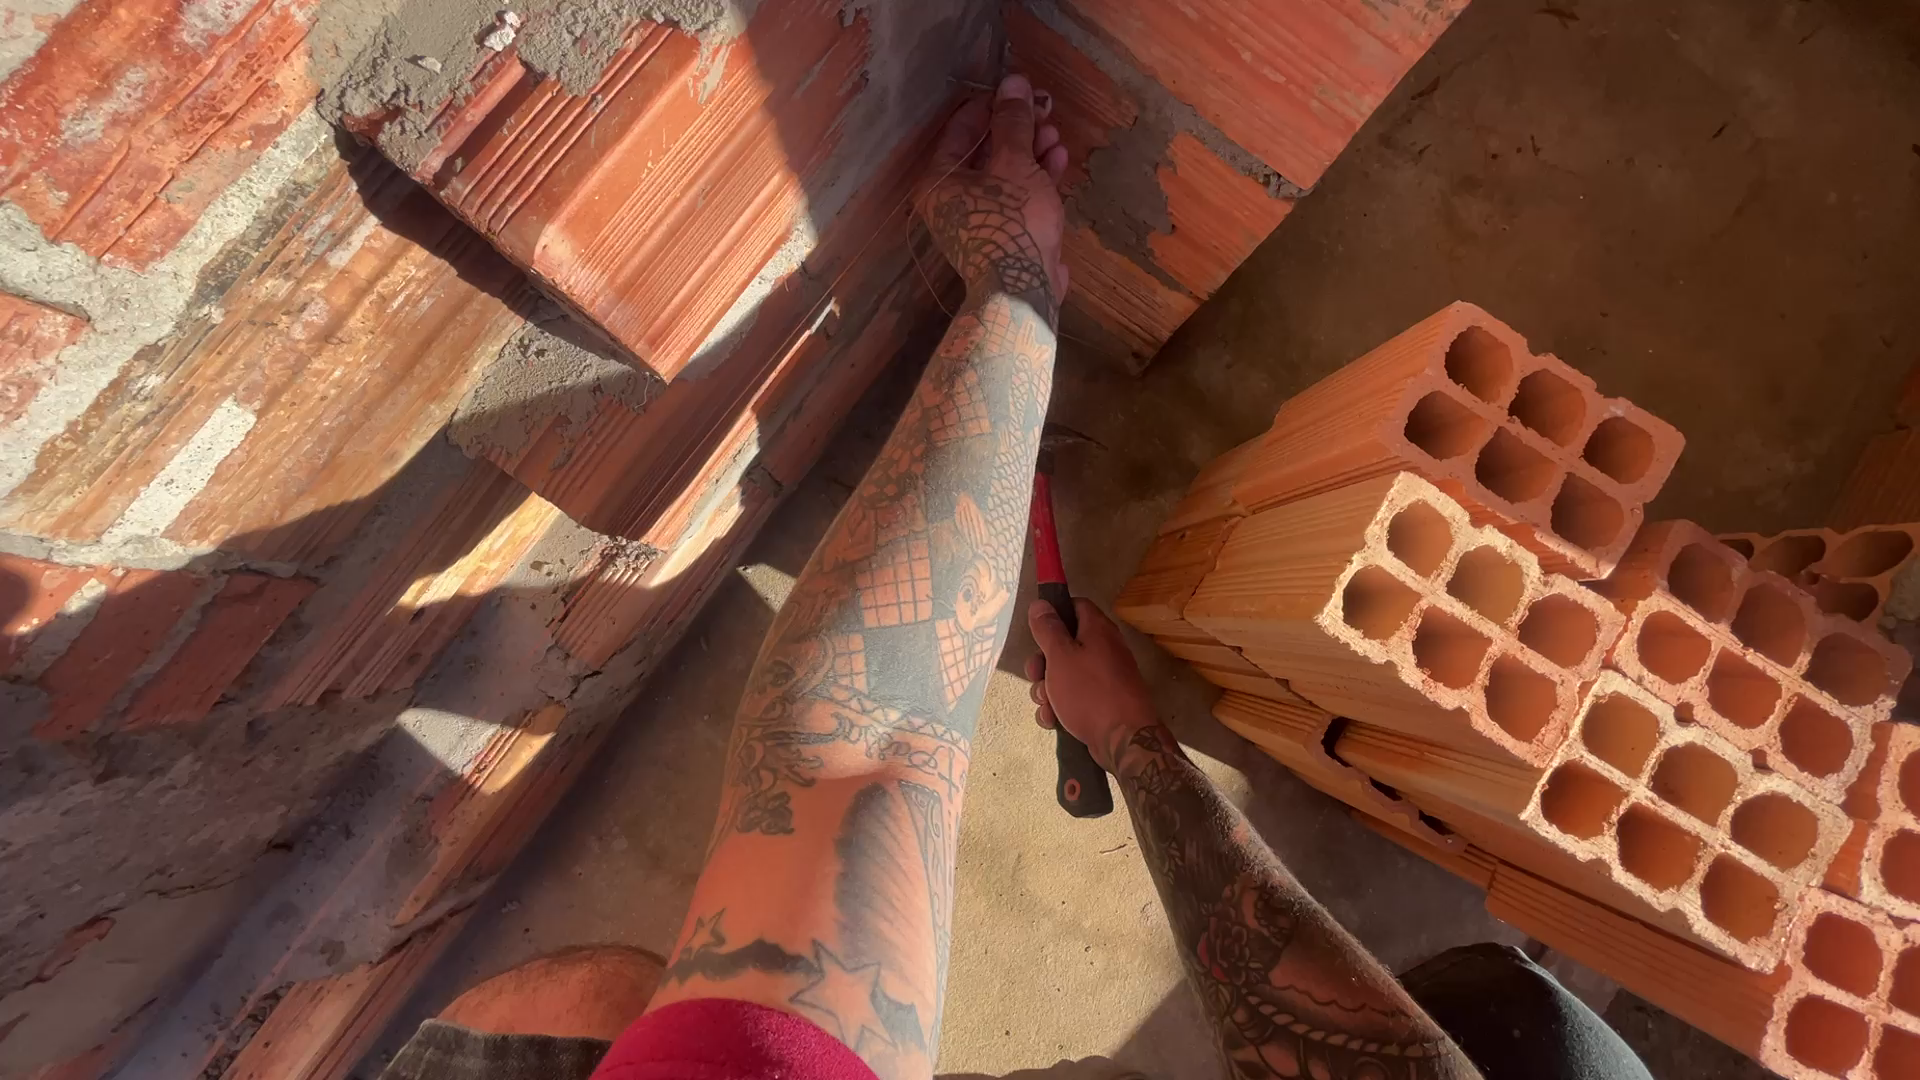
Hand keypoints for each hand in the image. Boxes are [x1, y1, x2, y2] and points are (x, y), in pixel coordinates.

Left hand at [916, 74, 1069, 312]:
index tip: (1020, 90)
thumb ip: (1013, 121)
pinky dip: (1036, 179)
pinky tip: (1057, 160)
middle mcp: (953, 203)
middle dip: (1018, 129)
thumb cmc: (1010, 221)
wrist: (1022, 290)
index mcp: (939, 183)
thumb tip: (1014, 82)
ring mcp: (980, 223)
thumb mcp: (1014, 162)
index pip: (961, 130)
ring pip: (1005, 175)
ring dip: (1032, 151)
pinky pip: (1018, 198)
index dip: (992, 105)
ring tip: (1055, 134)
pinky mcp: (1005, 238)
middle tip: (1045, 109)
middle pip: (986, 153)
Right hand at [1024, 598, 1157, 771]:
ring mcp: (1104, 677)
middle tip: (1035, 675)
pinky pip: (1074, 696)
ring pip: (1065, 674)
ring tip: (1046, 705)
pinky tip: (1053, 720)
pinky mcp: (1102, 702)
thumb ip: (1048, 628)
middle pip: (1065, 643)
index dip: (1054, 614)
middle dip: (1042, 662)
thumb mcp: (1060, 656)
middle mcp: (1103, 649)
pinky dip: (1060, 706)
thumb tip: (1040, 603)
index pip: (1075, 605)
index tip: (1037, 631)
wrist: (1124, 740)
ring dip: (1047, 689)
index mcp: (1097, 630)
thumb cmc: (1089, 691)